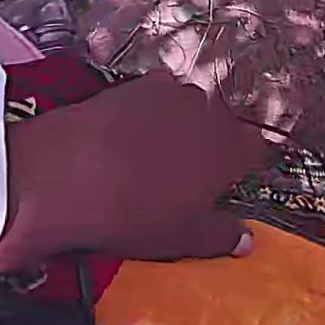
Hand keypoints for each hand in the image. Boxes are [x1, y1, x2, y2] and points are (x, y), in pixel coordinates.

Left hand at [0, 71, 263, 271]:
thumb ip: (221, 235)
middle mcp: (208, 110)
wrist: (68, 173)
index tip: (233, 177)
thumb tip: (247, 241)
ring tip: (158, 150)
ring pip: (191, 106)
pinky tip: (132, 131)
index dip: (246, 161)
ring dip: (183, 122)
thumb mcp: (182, 237)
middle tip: (192, 169)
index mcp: (228, 148)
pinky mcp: (138, 83)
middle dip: (214, 141)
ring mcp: (173, 92)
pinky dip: (151, 109)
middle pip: (224, 122)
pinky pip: (157, 95)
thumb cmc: (133, 211)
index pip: (256, 147)